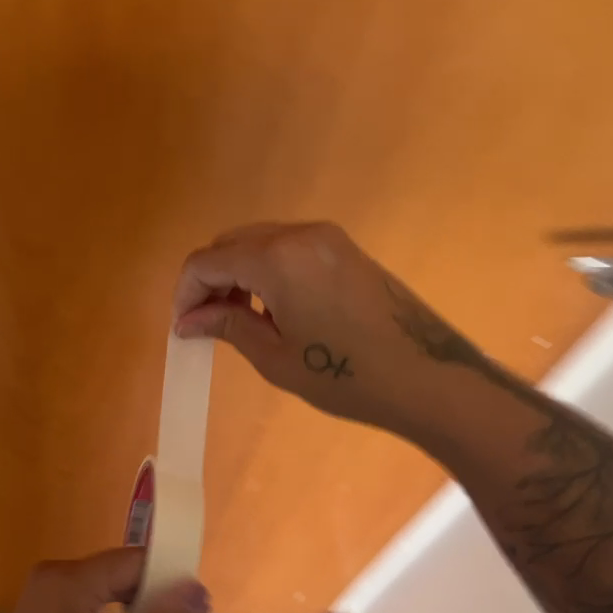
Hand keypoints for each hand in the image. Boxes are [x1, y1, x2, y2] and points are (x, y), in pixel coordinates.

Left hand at [0, 549, 218, 612]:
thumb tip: (196, 591)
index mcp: (70, 582)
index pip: (135, 561)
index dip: (174, 580)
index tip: (206, 610)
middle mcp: (54, 572)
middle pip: (120, 569)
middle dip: (162, 594)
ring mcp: (43, 587)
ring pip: (105, 581)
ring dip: (140, 603)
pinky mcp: (40, 603)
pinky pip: (87, 593)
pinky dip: (115, 609)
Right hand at [172, 221, 489, 442]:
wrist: (428, 378)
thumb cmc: (344, 376)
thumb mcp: (274, 355)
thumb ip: (226, 325)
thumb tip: (188, 321)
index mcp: (276, 259)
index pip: (207, 262)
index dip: (185, 293)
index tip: (183, 328)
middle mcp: (298, 235)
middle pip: (230, 244)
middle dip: (208, 281)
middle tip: (204, 324)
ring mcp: (325, 238)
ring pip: (257, 242)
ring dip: (235, 274)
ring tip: (235, 319)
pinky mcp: (343, 249)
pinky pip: (285, 248)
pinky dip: (263, 270)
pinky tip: (270, 308)